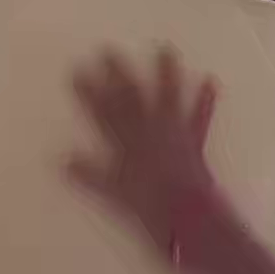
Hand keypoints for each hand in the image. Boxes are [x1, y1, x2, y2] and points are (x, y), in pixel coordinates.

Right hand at [68, 47, 231, 267]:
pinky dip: (205, 101)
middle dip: (119, 73)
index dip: (90, 91)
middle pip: (132, 98)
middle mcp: (150, 133)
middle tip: (108, 49)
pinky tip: (211, 80)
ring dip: (166, 74)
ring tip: (165, 48)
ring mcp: (175, 135)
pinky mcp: (195, 144)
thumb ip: (91, 176)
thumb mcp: (115, 197)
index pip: (104, 112)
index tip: (79, 70)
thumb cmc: (152, 213)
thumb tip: (63, 160)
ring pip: (168, 99)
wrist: (194, 224)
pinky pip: (199, 119)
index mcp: (128, 145)